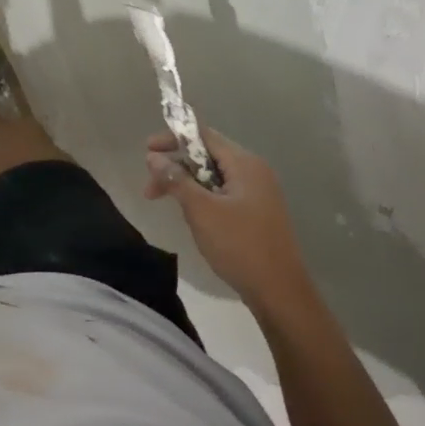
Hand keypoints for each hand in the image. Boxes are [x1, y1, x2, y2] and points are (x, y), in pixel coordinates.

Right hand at [144, 127, 310, 308]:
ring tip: (167, 204)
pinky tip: (190, 216)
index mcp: (245, 164)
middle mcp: (254, 172)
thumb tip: (153, 157)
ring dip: (186, 185)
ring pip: (213, 176)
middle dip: (175, 167)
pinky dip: (201, 197)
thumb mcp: (201, 210)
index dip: (173, 139)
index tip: (146, 151)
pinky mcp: (255, 211)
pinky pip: (222, 193)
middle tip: (150, 190)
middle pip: (207, 155)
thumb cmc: (239, 245)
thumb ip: (176, 180)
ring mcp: (257, 192)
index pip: (203, 136)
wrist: (278, 289)